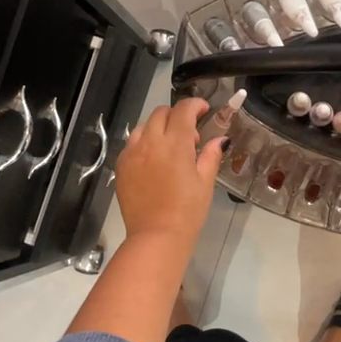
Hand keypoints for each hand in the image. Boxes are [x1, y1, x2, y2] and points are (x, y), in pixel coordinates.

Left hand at [114, 98, 226, 249]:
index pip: (183, 110)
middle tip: (189, 134)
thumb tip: (219, 140)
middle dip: (176, 115)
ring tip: (169, 146)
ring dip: (158, 127)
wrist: (156, 235)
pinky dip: (144, 143)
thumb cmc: (187, 211)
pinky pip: (132, 144)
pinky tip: (153, 161)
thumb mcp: (205, 183)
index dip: (195, 105)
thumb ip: (210, 156)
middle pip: (161, 113)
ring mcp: (132, 153)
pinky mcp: (121, 166)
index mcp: (175, 144)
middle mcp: (151, 142)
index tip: (203, 110)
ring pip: (144, 126)